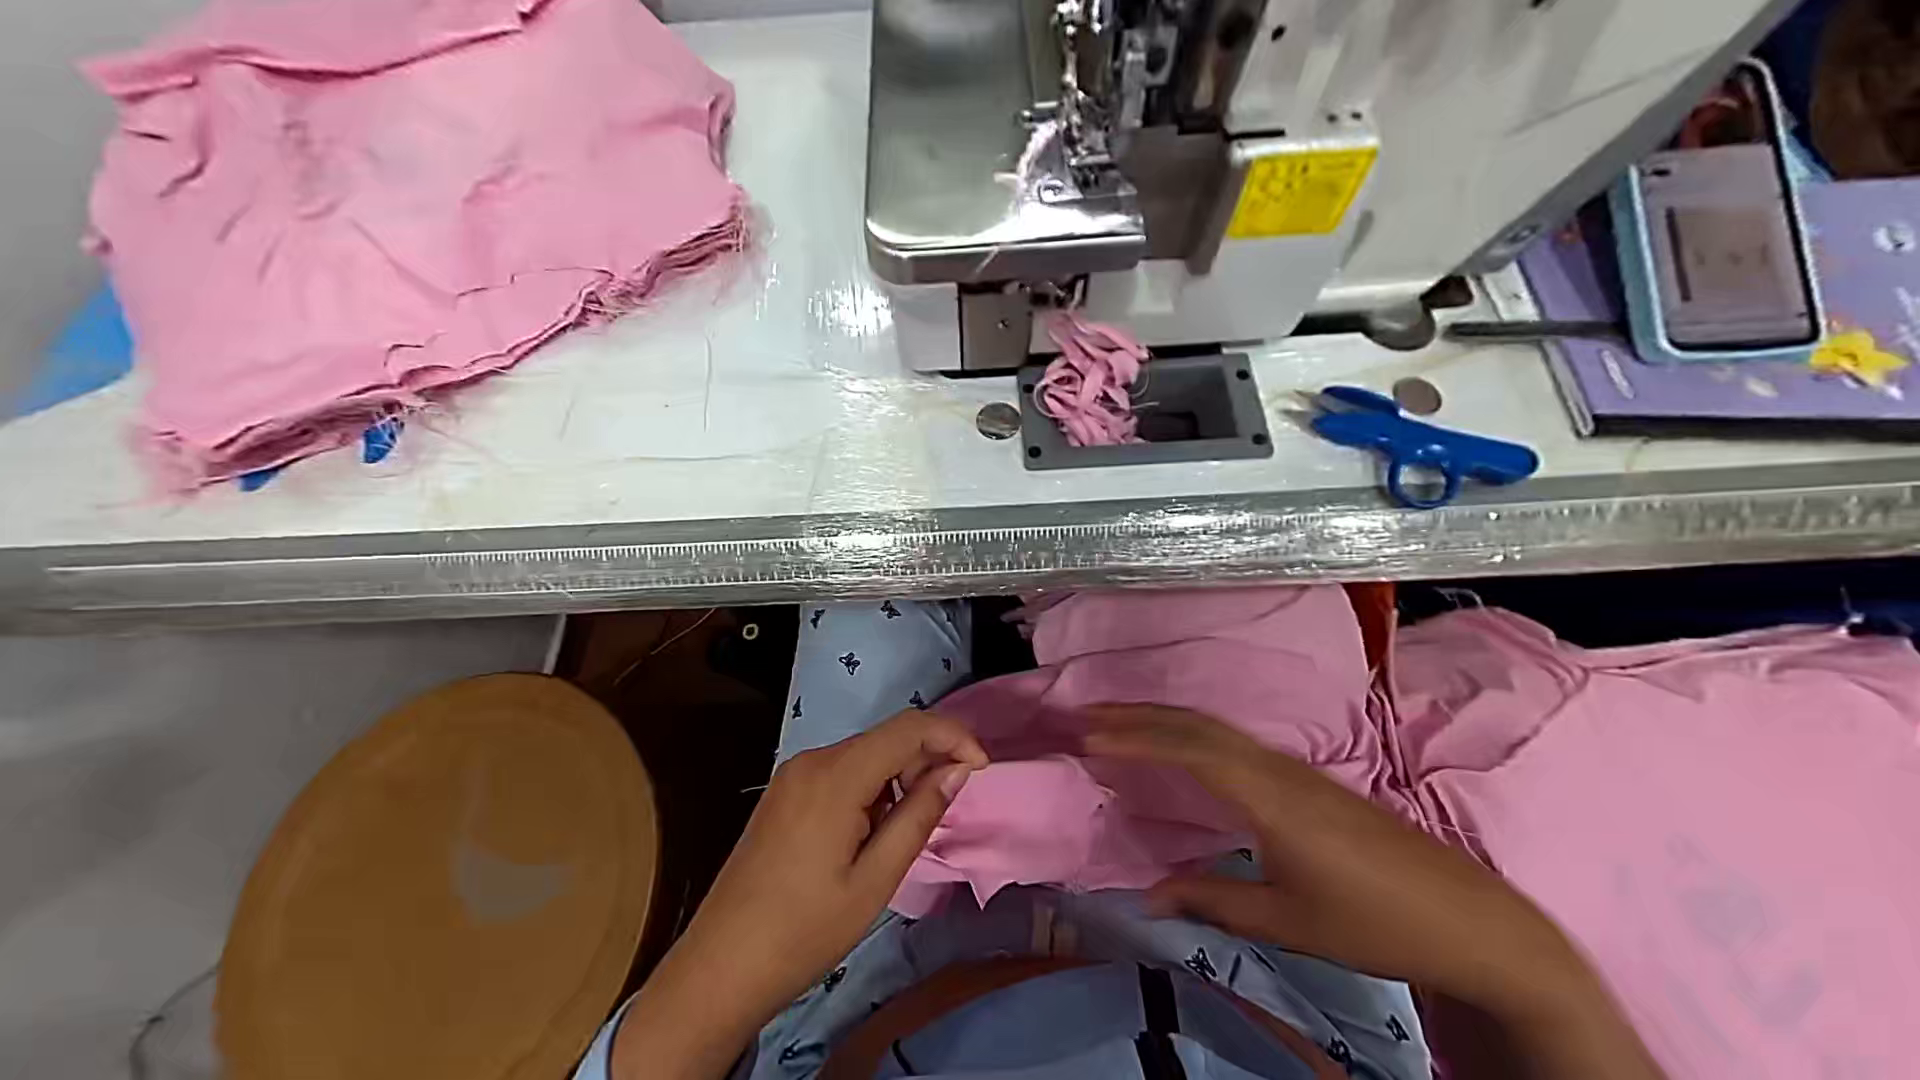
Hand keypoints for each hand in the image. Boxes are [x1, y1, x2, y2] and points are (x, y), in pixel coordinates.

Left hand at [614, 710, 986, 1079]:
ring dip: (900, 776)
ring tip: (906, 828)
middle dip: (927, 759)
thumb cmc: (805, 929)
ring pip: (866, 753)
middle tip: (946, 805)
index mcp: (836, 775)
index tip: (981, 768)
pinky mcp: (785, 791)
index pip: (908, 727)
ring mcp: (794, 774)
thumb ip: (919, 815)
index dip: (952, 736)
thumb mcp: (875, 879)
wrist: (720, 966)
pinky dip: (872, 786)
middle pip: (886, 737)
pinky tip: (873, 829)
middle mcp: (813, 760)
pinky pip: (842, 770)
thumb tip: (957, 771)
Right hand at [1084, 705, 1588, 1012]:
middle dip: (1138, 715)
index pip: (1189, 748)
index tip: (1087, 735)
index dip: (1135, 737)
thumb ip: (1212, 900)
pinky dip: (1191, 734)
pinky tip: (1179, 748)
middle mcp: (1277, 768)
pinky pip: (1233, 741)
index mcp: (1268, 796)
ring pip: (1216, 728)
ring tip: (1117, 724)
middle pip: (1198, 725)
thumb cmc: (1374, 922)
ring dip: (1163, 720)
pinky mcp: (1306, 778)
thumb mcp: (1286, 921)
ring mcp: (1295, 768)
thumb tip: (1147, 895)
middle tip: (1086, 716)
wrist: (1472, 921)